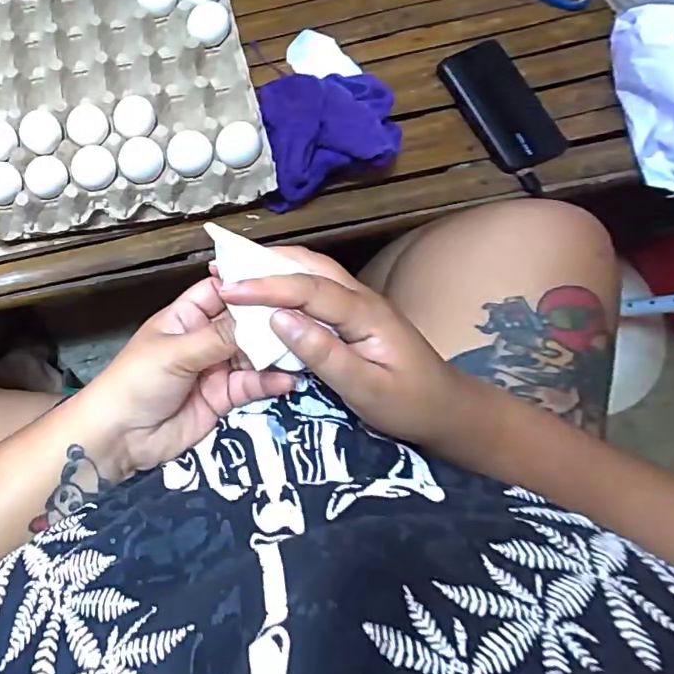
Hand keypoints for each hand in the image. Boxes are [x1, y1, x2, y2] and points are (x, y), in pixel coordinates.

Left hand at [76, 277, 296, 477]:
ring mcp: (213, 368)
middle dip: (269, 321)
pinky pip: (250, 385)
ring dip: (274, 352)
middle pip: (242, 323)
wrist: (120, 436)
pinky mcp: (221, 397)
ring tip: (304, 348)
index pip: (219, 291)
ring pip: (252, 354)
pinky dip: (269, 381)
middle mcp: (202, 338)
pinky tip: (288, 379)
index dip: (247, 285)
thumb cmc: (136, 382)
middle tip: (305, 317)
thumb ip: (218, 337)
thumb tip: (258, 317)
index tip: (283, 280)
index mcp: (183, 317)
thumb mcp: (176, 353)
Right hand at [217, 248, 499, 450]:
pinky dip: (283, 279)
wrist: (451, 411)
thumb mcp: (366, 389)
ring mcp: (357, 301)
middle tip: (223, 267)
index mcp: (365, 313)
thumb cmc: (410, 405)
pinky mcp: (351, 311)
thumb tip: (277, 319)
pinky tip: (263, 290)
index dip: (266, 287)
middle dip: (263, 262)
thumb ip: (323, 353)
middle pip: (309, 264)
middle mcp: (360, 296)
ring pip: (311, 269)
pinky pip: (313, 284)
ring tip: (234, 270)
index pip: (308, 288)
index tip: (228, 290)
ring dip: (271, 265)